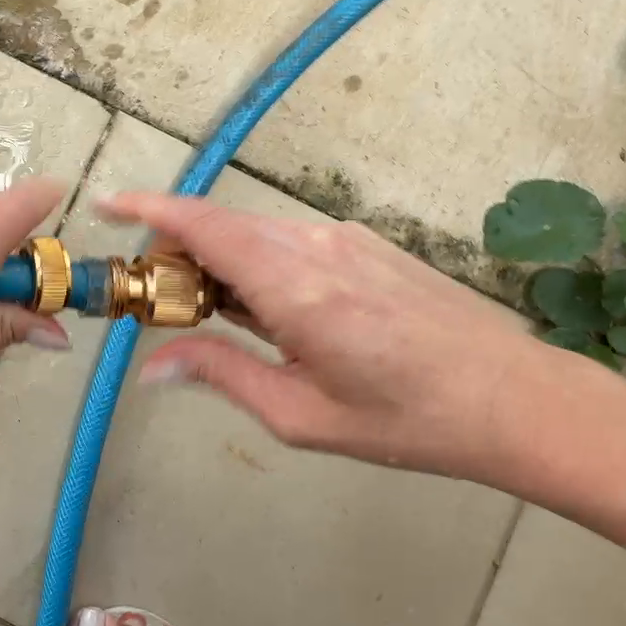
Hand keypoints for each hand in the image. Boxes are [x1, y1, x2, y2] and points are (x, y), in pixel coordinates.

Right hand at [101, 193, 565, 480]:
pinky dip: (253, 260)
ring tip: (218, 315)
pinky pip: (284, 239)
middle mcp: (312, 246)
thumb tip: (151, 365)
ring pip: (250, 231)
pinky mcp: (361, 241)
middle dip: (174, 249)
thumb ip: (220, 374)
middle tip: (158, 299)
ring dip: (216, 258)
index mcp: (293, 288)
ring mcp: (341, 237)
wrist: (520, 401)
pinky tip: (274, 310)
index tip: (105, 205)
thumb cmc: (407, 421)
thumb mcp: (302, 414)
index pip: (201, 225)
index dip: (147, 208)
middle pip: (217, 225)